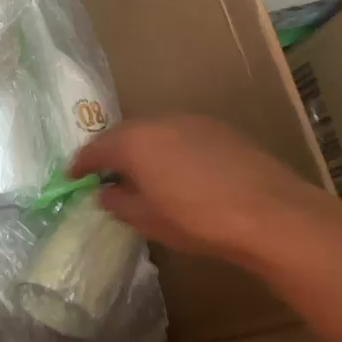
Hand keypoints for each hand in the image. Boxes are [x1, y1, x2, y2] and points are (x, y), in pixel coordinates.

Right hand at [69, 114, 341, 266]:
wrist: (270, 214)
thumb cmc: (197, 220)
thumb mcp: (146, 219)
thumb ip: (118, 203)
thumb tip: (106, 192)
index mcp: (135, 142)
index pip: (95, 149)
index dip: (80, 165)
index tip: (71, 178)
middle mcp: (161, 122)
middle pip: (125, 134)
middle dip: (111, 153)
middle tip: (104, 176)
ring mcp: (195, 122)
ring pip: (156, 132)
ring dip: (143, 149)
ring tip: (139, 174)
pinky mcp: (223, 130)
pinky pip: (182, 136)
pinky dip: (170, 150)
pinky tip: (176, 172)